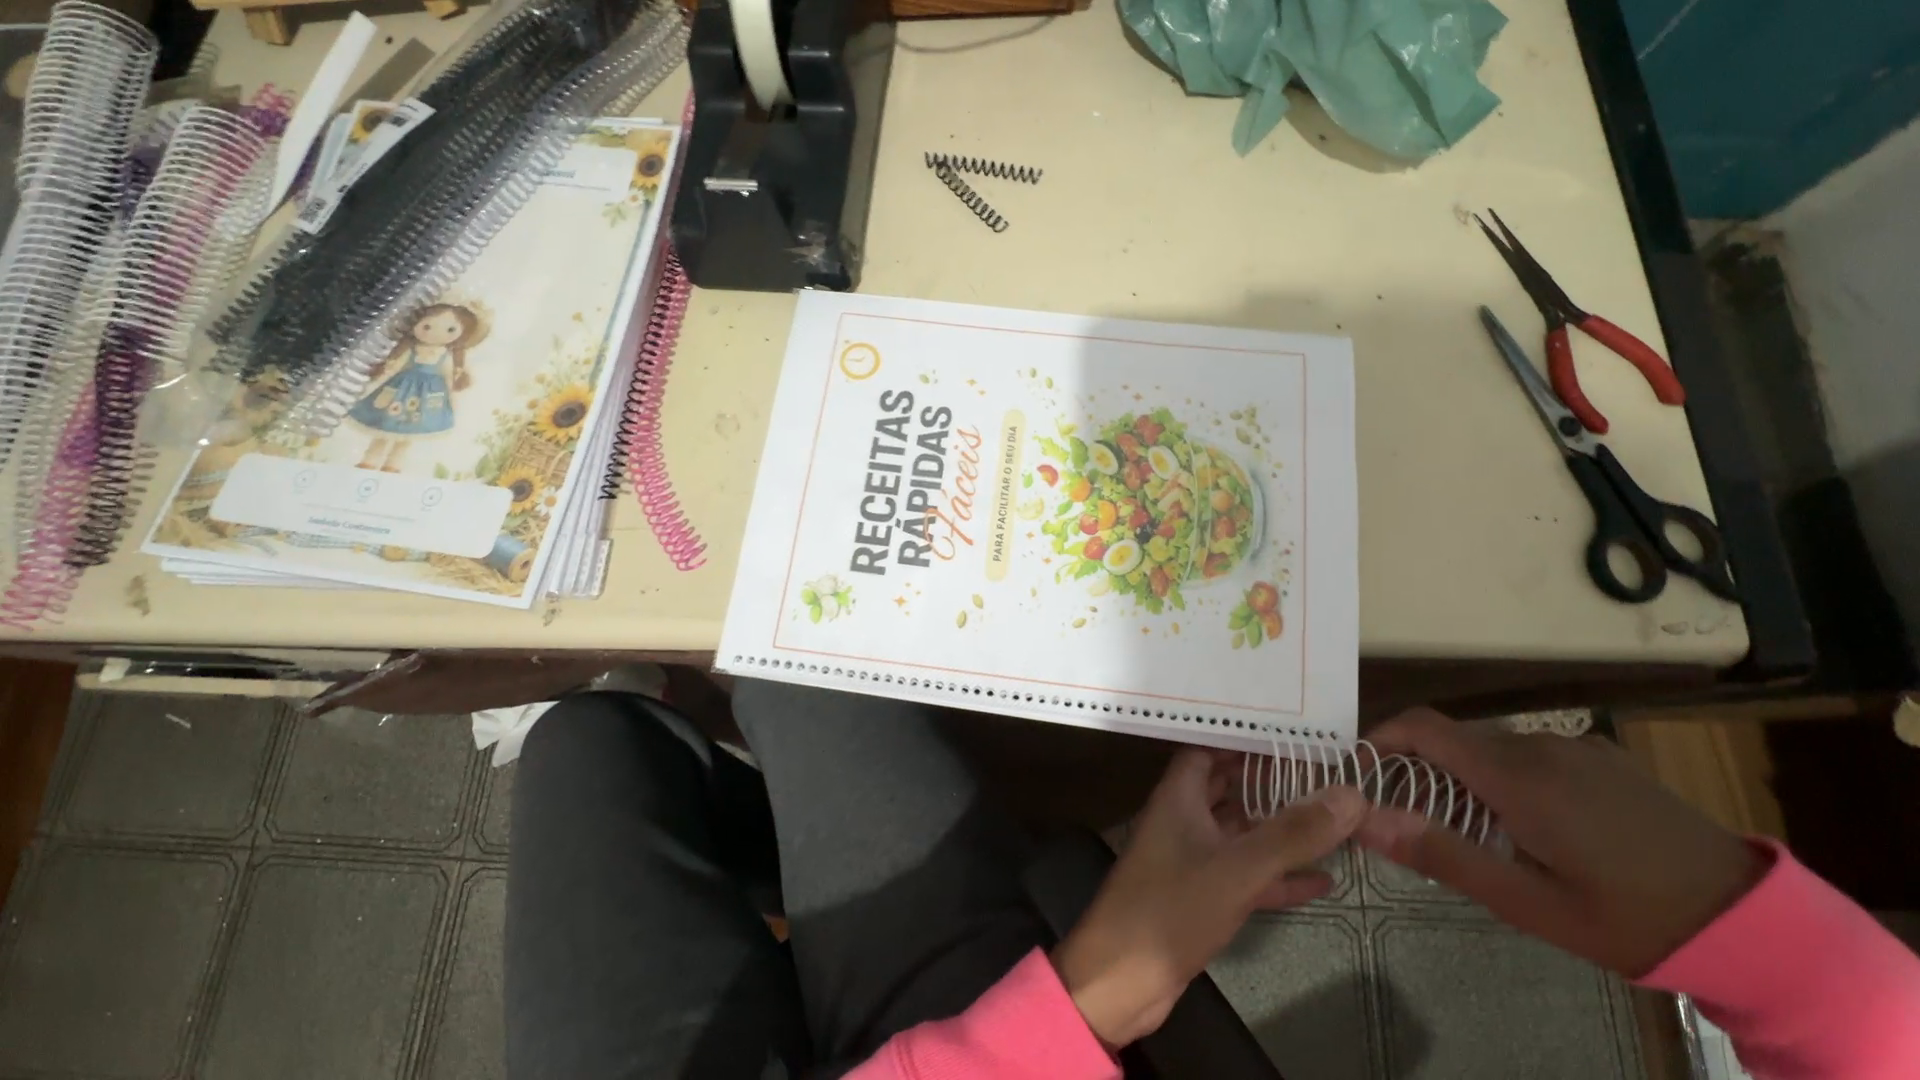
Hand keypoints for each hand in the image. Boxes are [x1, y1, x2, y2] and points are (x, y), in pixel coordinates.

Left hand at [1052, 749, 1365, 1047]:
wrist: (1122, 981)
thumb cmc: (1170, 909)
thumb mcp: (1237, 868)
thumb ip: (1293, 833)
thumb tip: (1350, 793)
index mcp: (1178, 799)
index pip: (1208, 750)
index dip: (1244, 741)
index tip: (1291, 735)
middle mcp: (1183, 822)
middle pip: (1229, 790)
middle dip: (1272, 784)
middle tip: (1325, 776)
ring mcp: (1192, 862)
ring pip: (1242, 836)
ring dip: (1282, 832)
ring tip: (1336, 823)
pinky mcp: (1202, 900)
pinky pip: (1248, 878)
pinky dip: (1280, 878)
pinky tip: (1325, 881)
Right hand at [1355, 708, 1768, 976]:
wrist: (1751, 920)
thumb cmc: (1628, 918)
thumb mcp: (1528, 903)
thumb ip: (1443, 854)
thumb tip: (1363, 818)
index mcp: (1518, 776)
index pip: (1423, 728)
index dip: (1378, 739)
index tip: (1356, 771)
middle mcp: (1542, 745)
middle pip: (1454, 738)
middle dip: (1419, 768)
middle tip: (1411, 821)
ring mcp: (1578, 747)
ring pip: (1493, 746)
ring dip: (1465, 776)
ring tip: (1472, 832)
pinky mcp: (1604, 757)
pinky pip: (1532, 754)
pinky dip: (1505, 776)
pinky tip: (1529, 825)